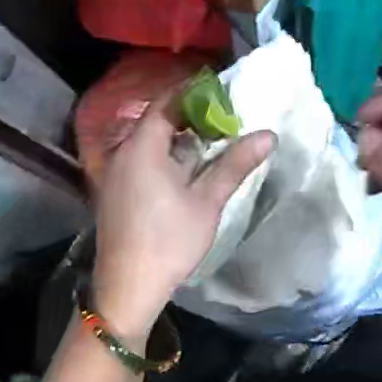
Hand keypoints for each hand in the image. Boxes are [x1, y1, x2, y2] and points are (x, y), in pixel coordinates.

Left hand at [92, 95, 273, 337]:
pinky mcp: (113, 191)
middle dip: (189, 117)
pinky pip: (139, 159)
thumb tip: (268, 135)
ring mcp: (113, 173)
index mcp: (141, 146)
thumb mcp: (207, 201)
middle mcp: (121, 152)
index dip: (195, 95)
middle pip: (156, 121)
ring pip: (147, 142)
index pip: (167, 103)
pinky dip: (162, 156)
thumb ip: (235, 164)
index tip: (223, 95)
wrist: (128, 286)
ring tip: (211, 144)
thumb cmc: (169, 240)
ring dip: (177, 139)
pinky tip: (185, 171)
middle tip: (223, 121)